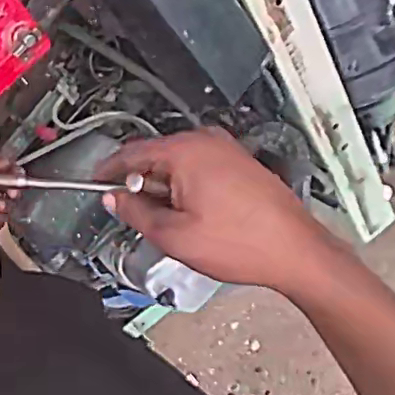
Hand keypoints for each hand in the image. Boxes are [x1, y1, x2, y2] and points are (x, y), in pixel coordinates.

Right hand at [96, 128, 335, 288]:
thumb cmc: (244, 243)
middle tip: (133, 212)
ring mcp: (226, 150)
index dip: (109, 170)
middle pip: (154, 156)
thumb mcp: (172, 234)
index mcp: (185, 151)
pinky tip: (192, 215)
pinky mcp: (239, 163)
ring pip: (177, 164)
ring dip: (164, 188)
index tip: (98, 182)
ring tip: (170, 221)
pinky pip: (198, 168)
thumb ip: (135, 211)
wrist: (296, 252)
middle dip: (139, 183)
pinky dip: (186, 187)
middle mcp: (206, 142)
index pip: (131, 152)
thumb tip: (115, 199)